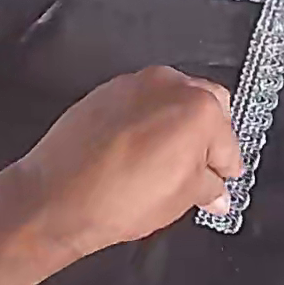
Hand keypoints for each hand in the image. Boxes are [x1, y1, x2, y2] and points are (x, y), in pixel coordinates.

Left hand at [9, 66, 242, 259]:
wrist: (55, 198)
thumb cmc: (115, 199)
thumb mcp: (179, 200)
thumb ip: (207, 188)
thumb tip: (216, 190)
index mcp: (199, 110)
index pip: (228, 139)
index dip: (227, 165)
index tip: (223, 178)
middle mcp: (168, 86)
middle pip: (206, 106)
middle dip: (206, 137)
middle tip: (198, 170)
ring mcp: (134, 84)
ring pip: (171, 100)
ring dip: (175, 127)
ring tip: (163, 164)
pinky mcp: (105, 91)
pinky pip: (139, 103)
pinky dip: (146, 122)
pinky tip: (136, 153)